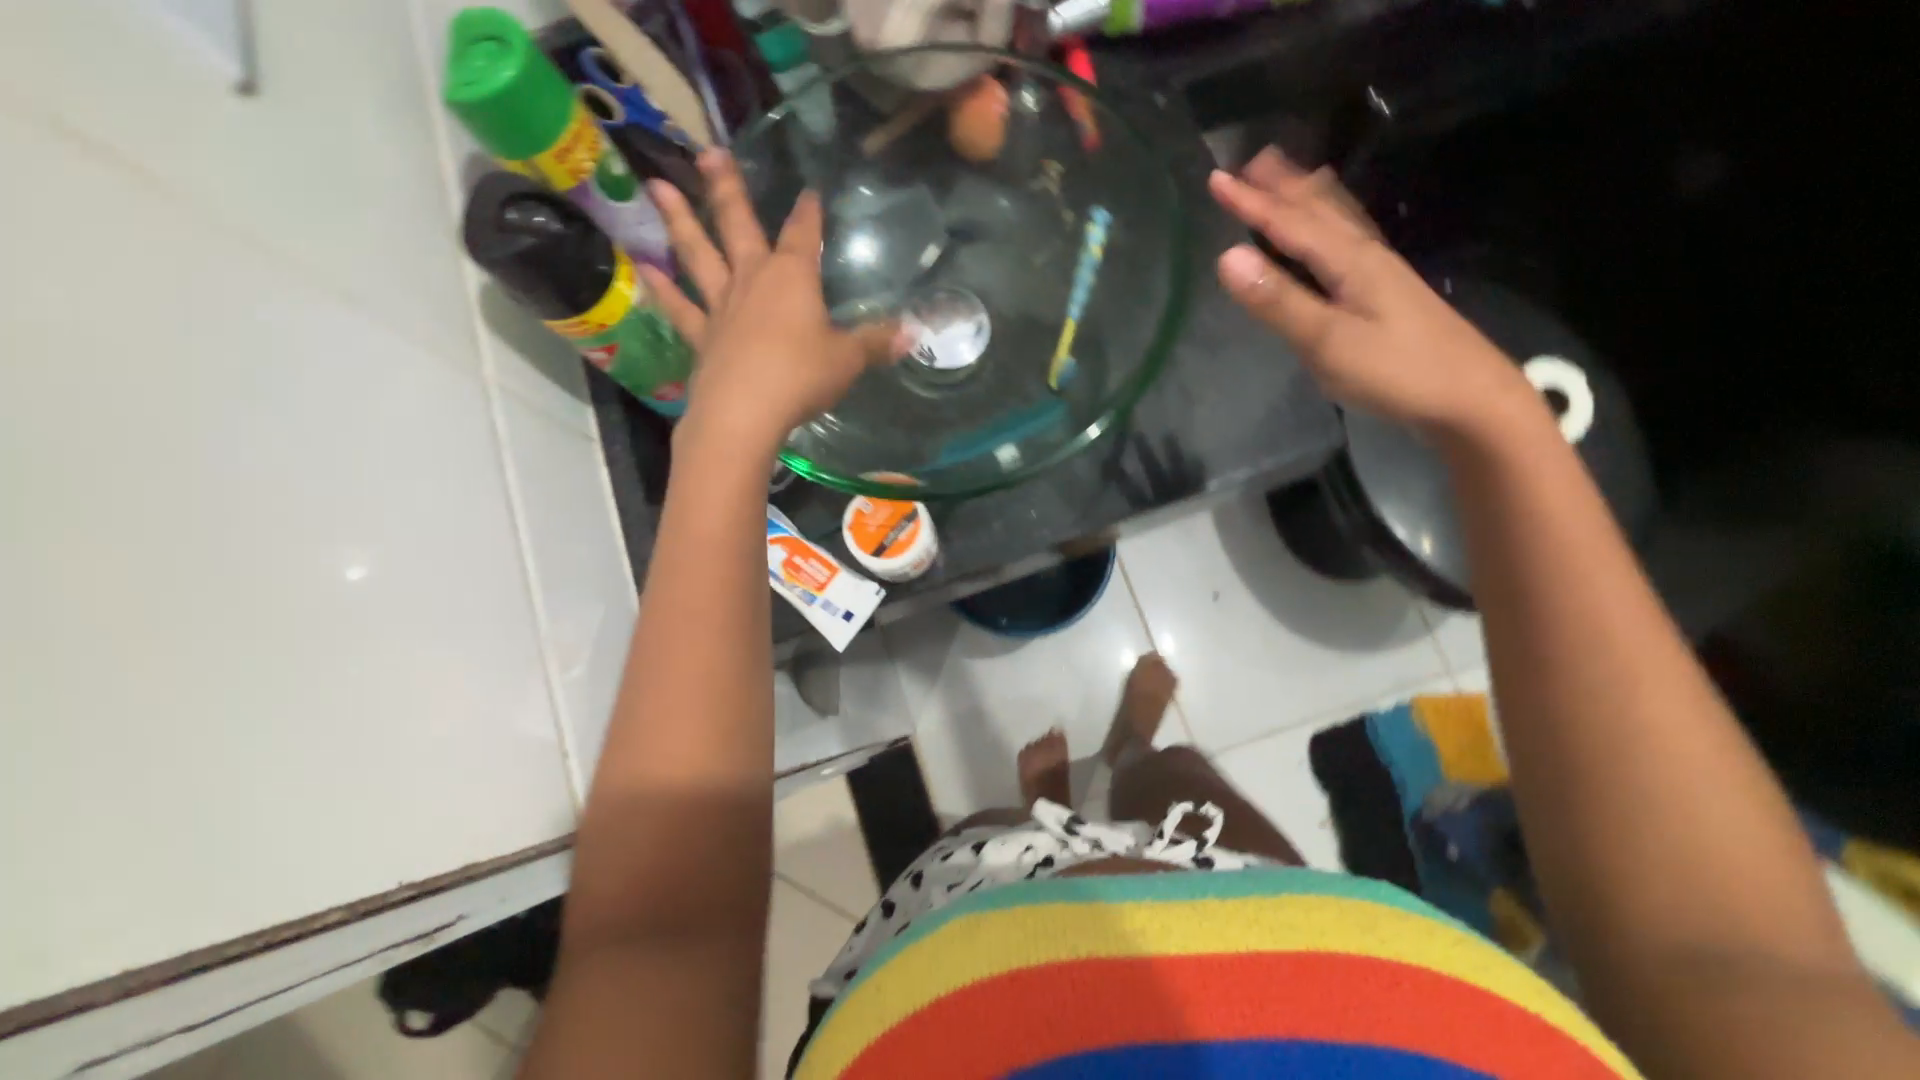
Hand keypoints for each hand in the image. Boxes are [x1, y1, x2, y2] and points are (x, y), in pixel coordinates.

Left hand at [638, 151, 899, 447]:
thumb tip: (914, 333)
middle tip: (708, 151)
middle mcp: (752, 280)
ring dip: (678, 219)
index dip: (808, 211)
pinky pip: (678, 307)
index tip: (810, 190)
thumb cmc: (801, 377)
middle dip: (726, 187)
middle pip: (737, 224)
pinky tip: (644, 268)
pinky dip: (661, 288)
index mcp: (792, 277)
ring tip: (657, 186)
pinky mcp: (700, 336)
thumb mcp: (848, 360)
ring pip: (697, 253)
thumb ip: (876, 343)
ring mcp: (720, 306)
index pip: (803, 233)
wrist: (743, 413)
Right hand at [1210, 148, 1537, 438]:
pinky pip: (1348, 239)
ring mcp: (1380, 273)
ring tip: (1291, 177)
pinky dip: (1330, 223)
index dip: (1250, 203)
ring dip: (1308, 198)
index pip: (1289, 223)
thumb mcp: (1327, 341)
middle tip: (1252, 160)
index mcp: (1348, 260)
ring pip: (1337, 221)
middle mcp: (1365, 255)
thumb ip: (1278, 300)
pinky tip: (1333, 232)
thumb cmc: (1395, 371)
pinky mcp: (1387, 293)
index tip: (1215, 179)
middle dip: (1282, 186)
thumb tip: (1227, 256)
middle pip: (1318, 209)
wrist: (1469, 398)